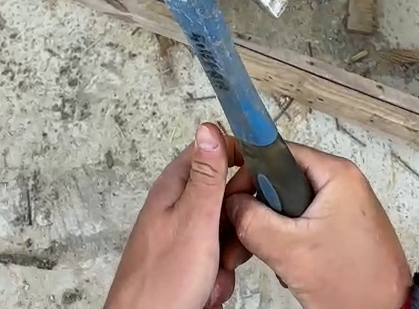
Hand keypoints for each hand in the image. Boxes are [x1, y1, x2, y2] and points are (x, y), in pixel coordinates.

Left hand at [107, 123, 253, 308]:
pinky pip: (218, 262)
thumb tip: (209, 127)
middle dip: (237, 222)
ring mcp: (183, 238)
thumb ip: (207, 175)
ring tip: (213, 273)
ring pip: (225, 232)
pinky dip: (219, 278)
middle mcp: (177, 208)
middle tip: (229, 241)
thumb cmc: (162, 282)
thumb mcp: (194, 220)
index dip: (238, 162)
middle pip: (225, 196)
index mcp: (175, 187)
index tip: (257, 180)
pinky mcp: (188, 265)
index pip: (213, 152)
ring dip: (229, 256)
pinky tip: (207, 291)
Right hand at [223, 143, 409, 308]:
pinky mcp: (345, 225)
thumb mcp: (291, 251)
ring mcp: (346, 204)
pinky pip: (307, 218)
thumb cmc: (353, 286)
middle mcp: (343, 181)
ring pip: (293, 201)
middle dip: (261, 204)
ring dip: (275, 225)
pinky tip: (288, 260)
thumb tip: (231, 203)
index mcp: (335, 173)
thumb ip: (253, 220)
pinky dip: (292, 236)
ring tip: (269, 251)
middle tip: (245, 230)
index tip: (233, 195)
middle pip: (284, 177)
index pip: (278, 153)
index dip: (250, 172)